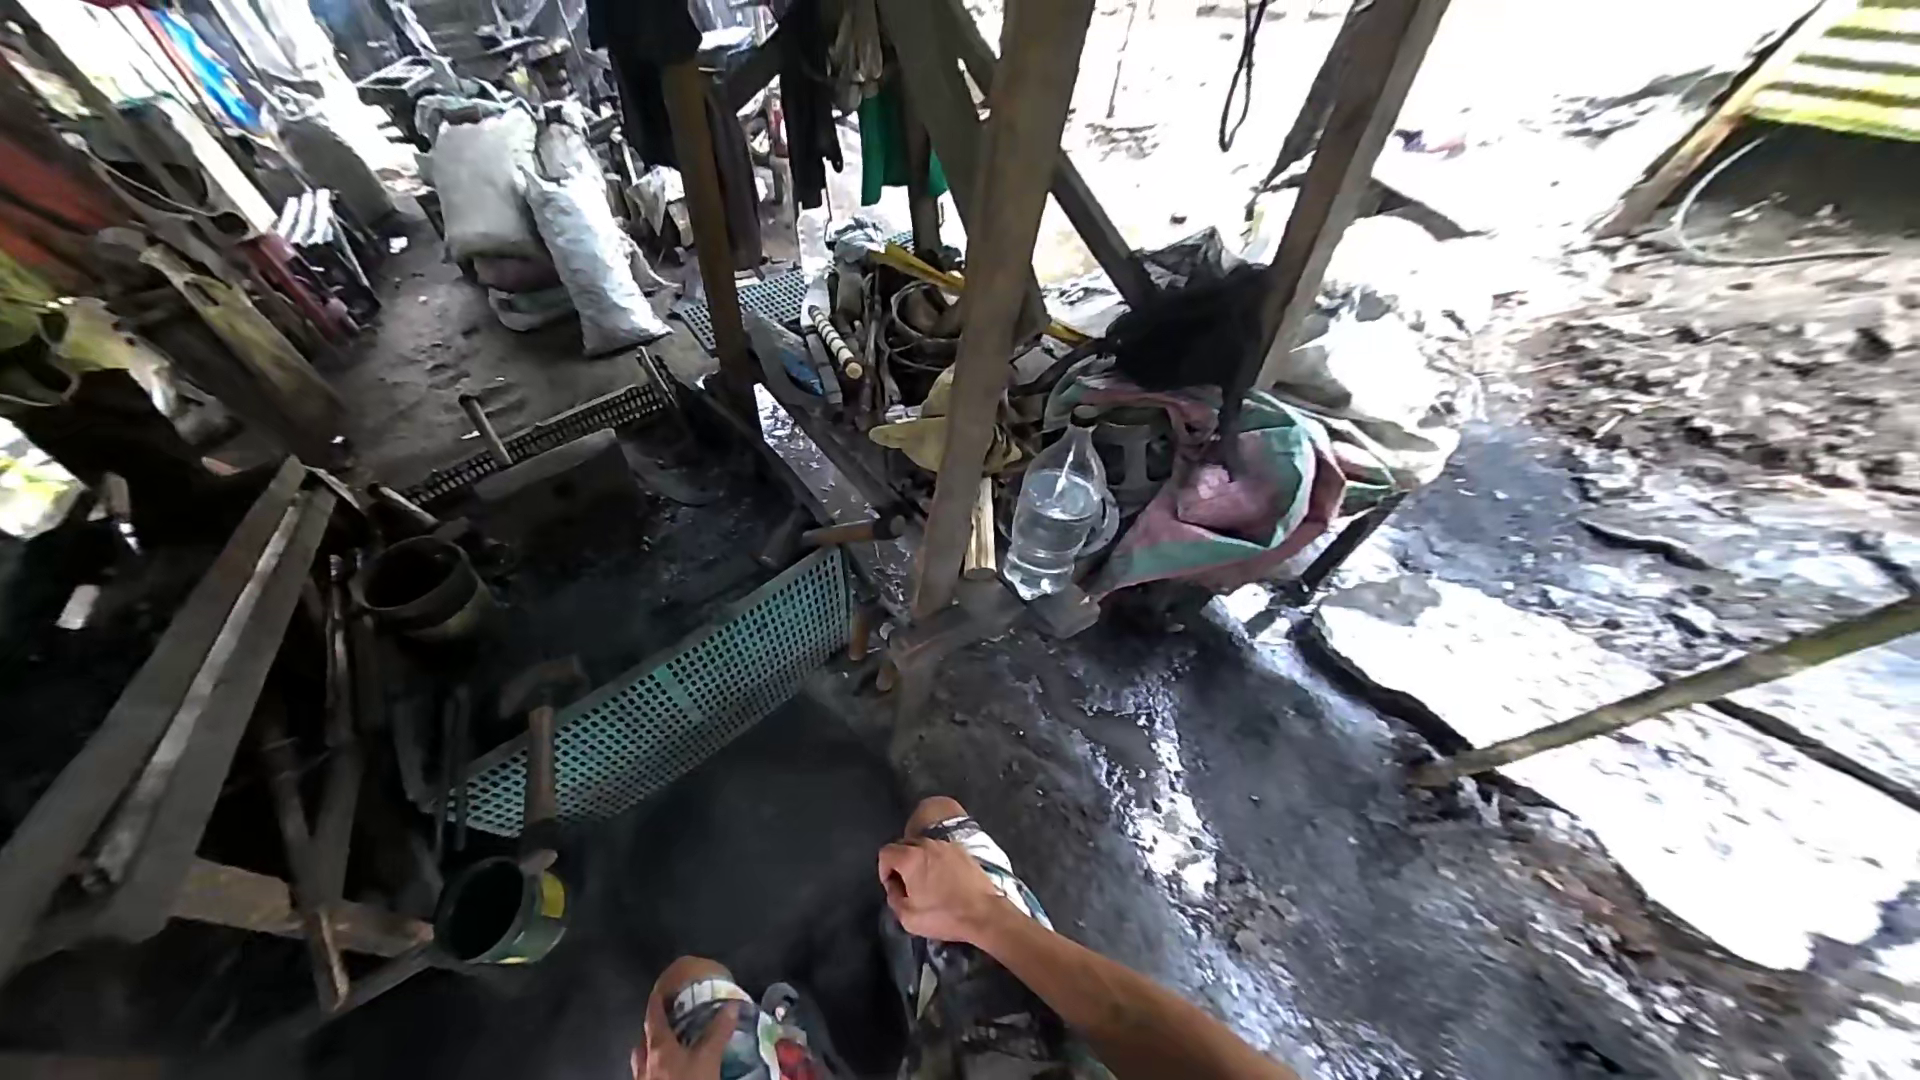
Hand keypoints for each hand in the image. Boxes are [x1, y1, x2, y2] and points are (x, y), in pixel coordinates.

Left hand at [631, 987, 738, 1079]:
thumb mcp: (708, 1059)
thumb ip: (719, 1031)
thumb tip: (732, 1004)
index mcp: (658, 1049)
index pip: (652, 1018)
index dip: (656, 1001)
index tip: (661, 987)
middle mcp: (645, 1067)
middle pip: (643, 1043)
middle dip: (653, 1030)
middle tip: (671, 1020)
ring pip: (644, 1064)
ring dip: (653, 1054)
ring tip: (673, 1049)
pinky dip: (658, 1073)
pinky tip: (673, 1075)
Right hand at [877, 837, 1015, 945]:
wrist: (982, 912)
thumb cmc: (943, 915)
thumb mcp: (908, 917)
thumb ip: (893, 897)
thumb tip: (894, 886)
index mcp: (910, 858)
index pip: (885, 852)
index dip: (884, 870)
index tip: (893, 887)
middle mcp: (927, 844)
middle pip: (903, 844)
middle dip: (900, 862)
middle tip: (907, 884)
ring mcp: (946, 844)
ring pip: (923, 845)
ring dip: (919, 859)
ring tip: (927, 882)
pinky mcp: (961, 848)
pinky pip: (940, 849)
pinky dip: (936, 859)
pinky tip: (944, 878)